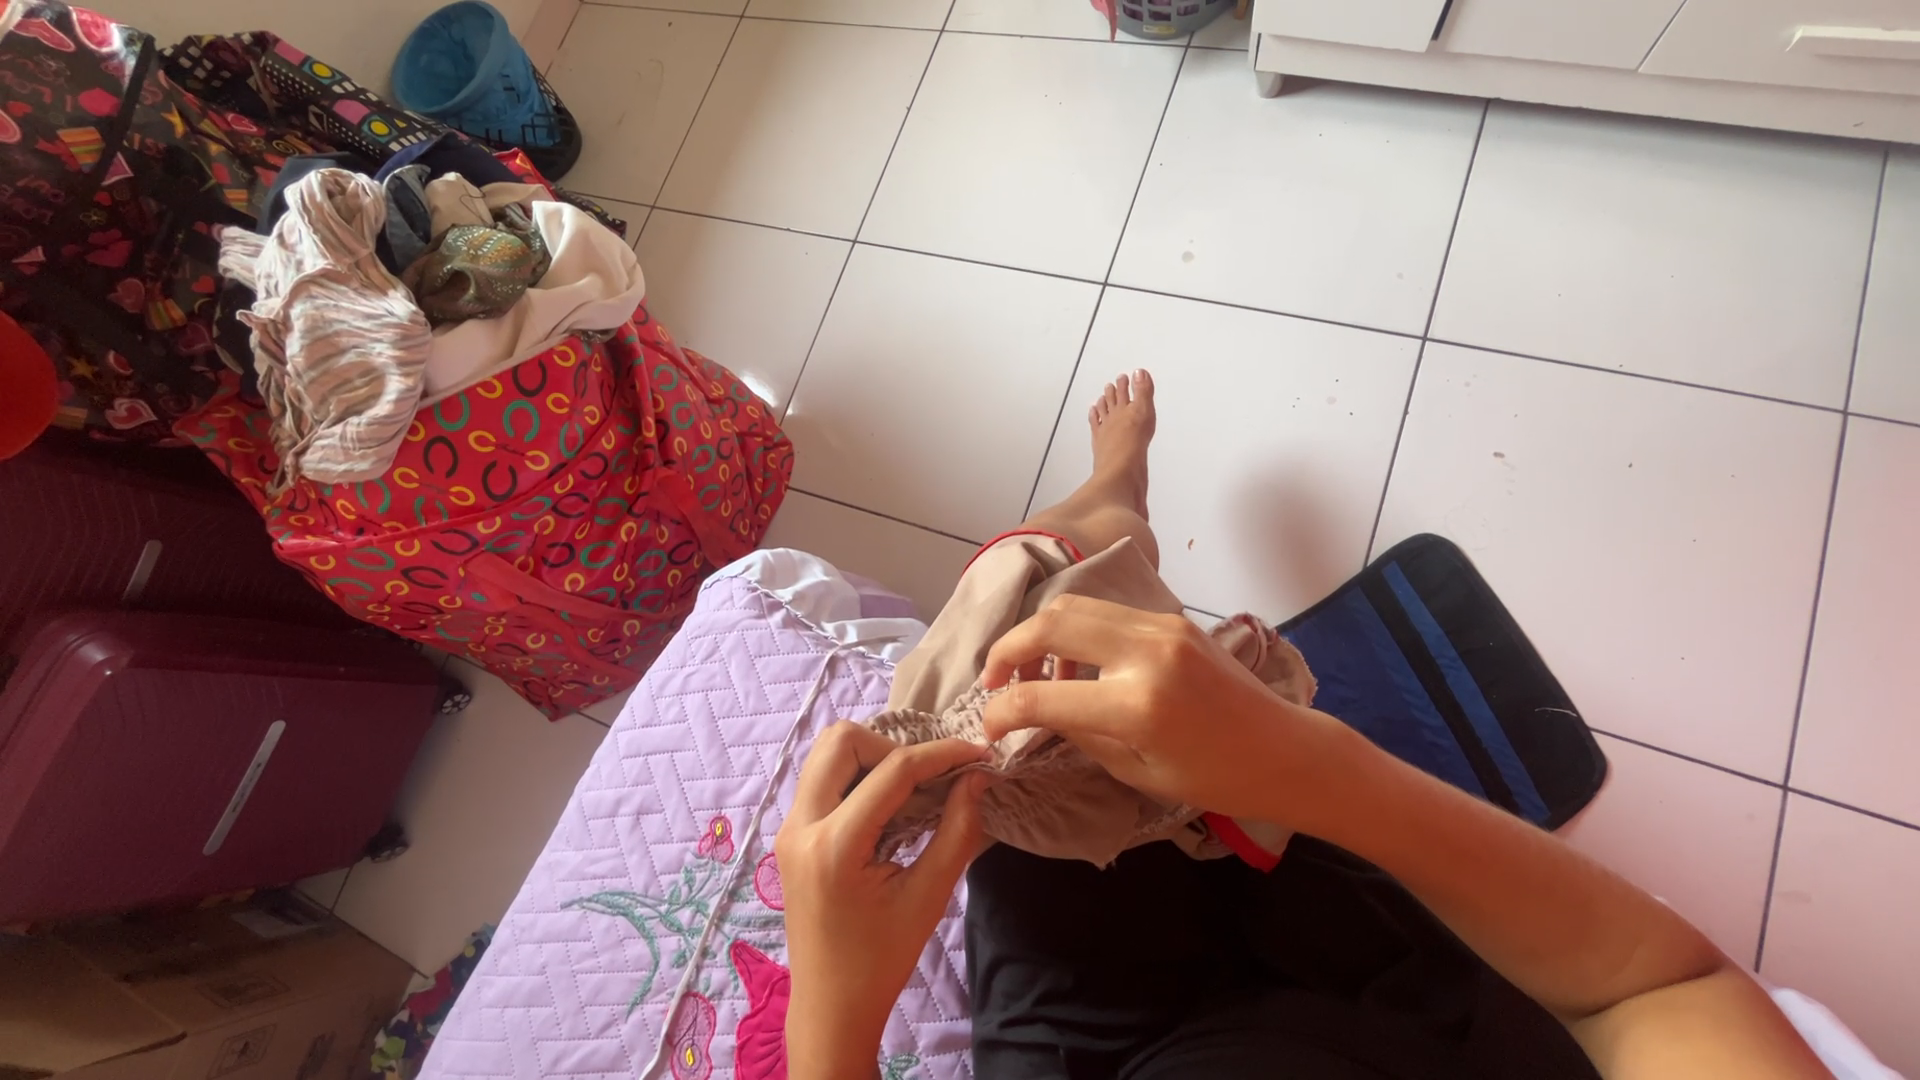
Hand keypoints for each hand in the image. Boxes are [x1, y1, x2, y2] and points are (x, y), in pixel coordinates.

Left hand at [776, 723, 990, 1078]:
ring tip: (907, 790)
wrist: (830, 1007)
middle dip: (892, 746)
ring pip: (827, 753)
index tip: (977, 754)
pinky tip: (886, 806)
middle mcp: (800, 826)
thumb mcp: (929, 897)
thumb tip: (978, 776)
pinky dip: (857, 776)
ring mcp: (789, 828)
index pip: (892, 770)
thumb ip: (958, 830)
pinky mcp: (791, 833)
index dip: (942, 754)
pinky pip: (822, 778)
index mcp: (834, 846)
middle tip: (926, 778)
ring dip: (871, 756)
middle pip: (841, 740)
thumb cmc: (882, 959)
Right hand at [980, 594, 1364, 829]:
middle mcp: (1146, 651)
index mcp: (1138, 704)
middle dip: (1007, 649)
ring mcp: (1161, 625)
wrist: (1286, 749)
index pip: (1041, 696)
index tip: (988, 725)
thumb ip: (1075, 732)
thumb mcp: (1134, 771)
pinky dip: (1074, 631)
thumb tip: (1029, 711)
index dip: (1002, 711)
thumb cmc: (1215, 779)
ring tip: (1034, 674)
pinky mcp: (1171, 617)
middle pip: (1049, 624)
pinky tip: (1076, 665)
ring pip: (1073, 606)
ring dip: (1039, 634)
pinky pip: (1104, 611)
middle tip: (994, 680)